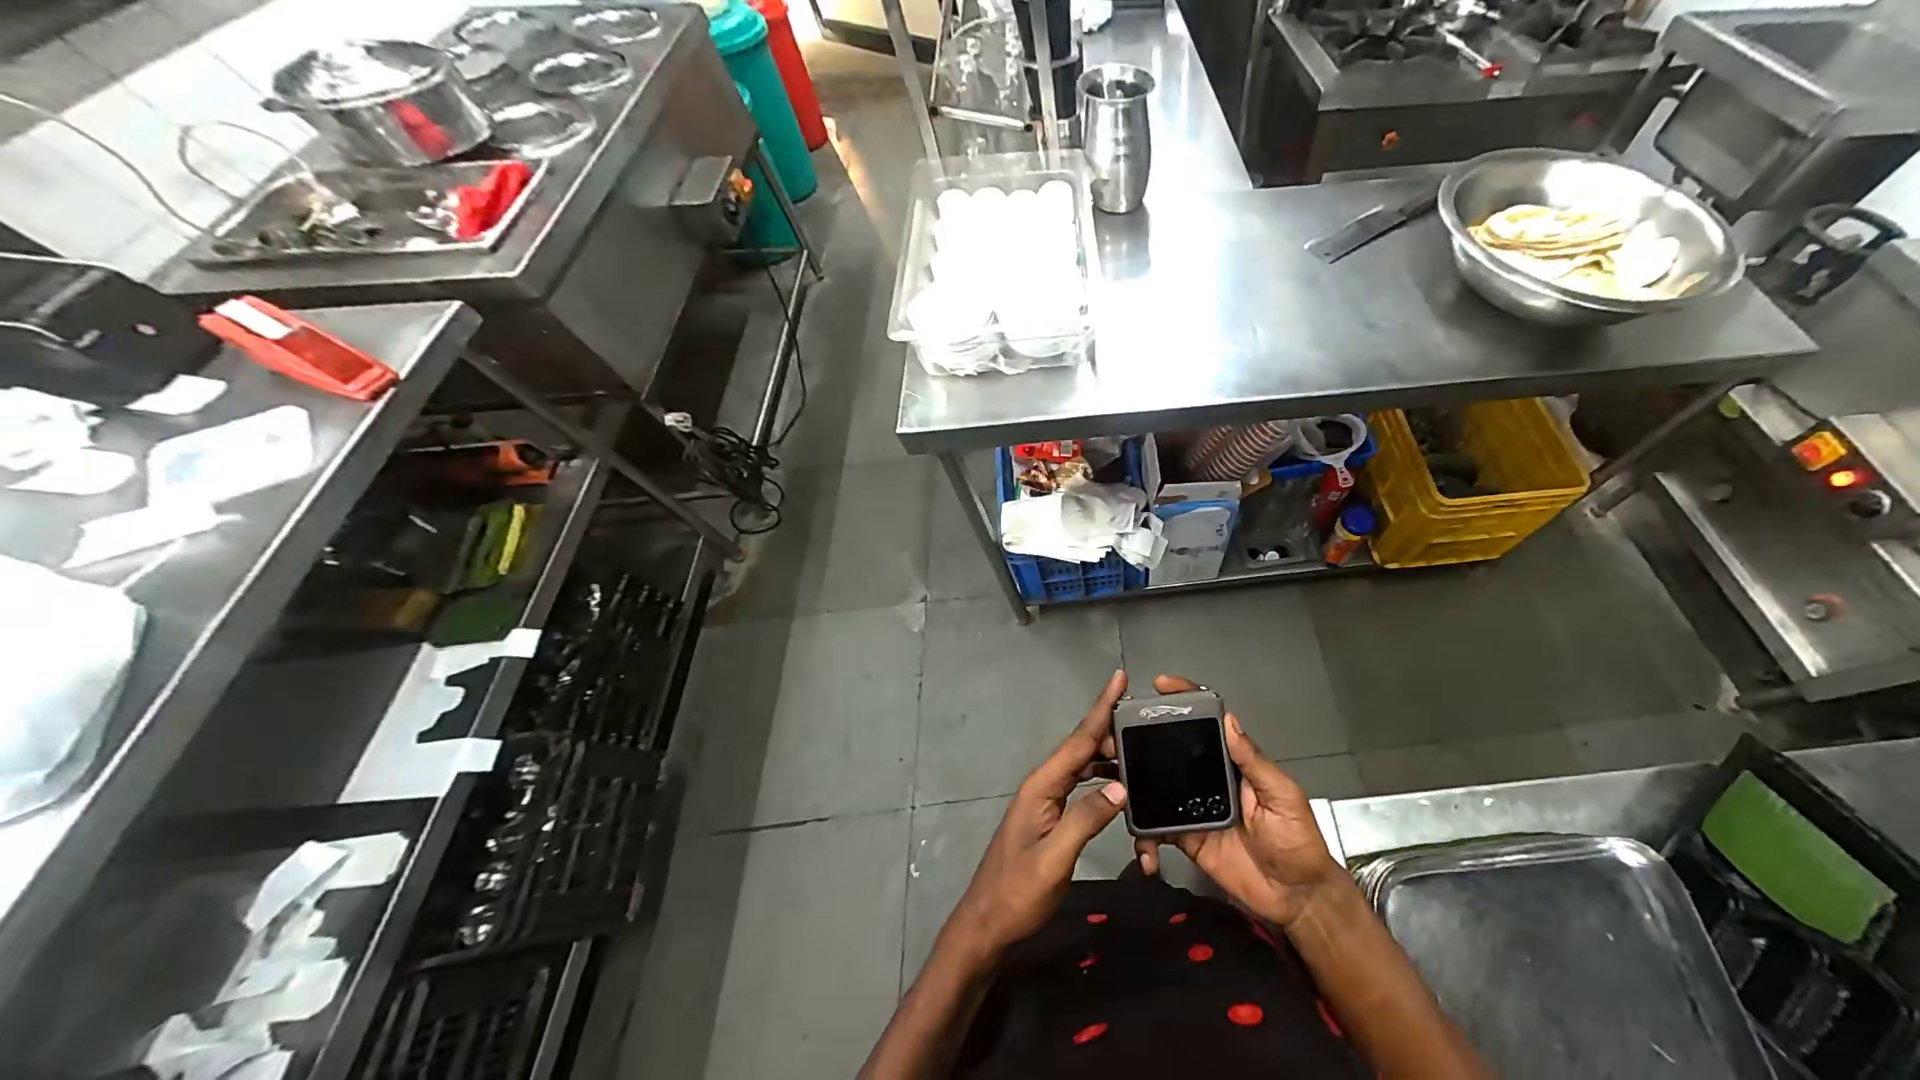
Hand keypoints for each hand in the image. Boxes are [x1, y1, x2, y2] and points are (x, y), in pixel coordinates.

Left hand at [947, 670, 1130, 955]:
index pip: (1077, 741)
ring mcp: (1045, 801)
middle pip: (1080, 747)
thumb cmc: (1018, 891)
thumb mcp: (1055, 858)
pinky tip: (1119, 782)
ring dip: (1107, 752)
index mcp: (1041, 786)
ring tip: (1139, 743)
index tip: (1119, 678)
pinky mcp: (1050, 817)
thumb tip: (1122, 785)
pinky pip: (1079, 785)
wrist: (988, 921)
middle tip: (1143, 716)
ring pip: (1080, 765)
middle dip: (1109, 726)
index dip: (1100, 708)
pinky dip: (1100, 776)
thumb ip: (1086, 819)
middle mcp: (1042, 785)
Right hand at [1134, 675, 1342, 927]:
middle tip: (1116, 738)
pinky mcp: (1183, 837)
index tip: (1160, 686)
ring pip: (1153, 787)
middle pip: (1170, 750)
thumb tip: (1230, 721)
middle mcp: (1208, 779)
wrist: (1296, 899)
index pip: (1207, 725)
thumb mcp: (1284, 798)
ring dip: (1133, 787)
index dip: (1185, 701)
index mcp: (1232, 764)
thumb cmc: (1299, 843)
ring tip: (1114, 787)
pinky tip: (1145, 850)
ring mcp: (1192, 807)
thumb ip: (1255, 763)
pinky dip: (1145, 839)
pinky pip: (1155, 830)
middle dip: (1141, 741)